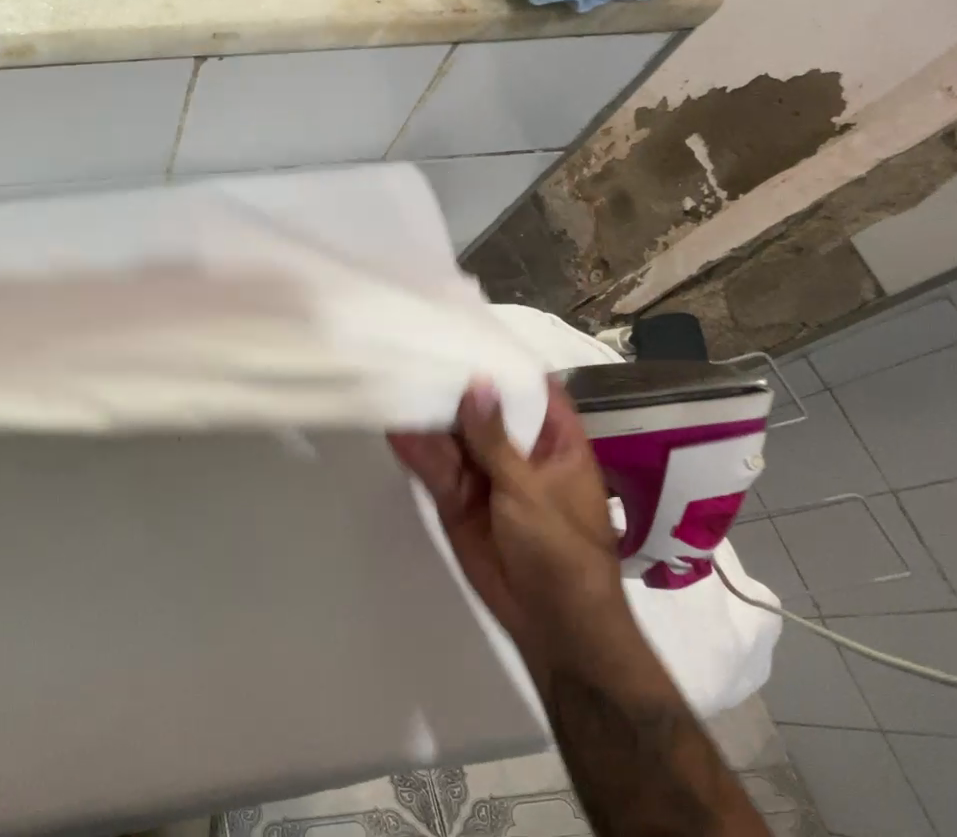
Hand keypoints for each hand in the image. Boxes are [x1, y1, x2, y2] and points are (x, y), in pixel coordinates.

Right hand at [389, 379, 630, 672]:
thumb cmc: (562, 552)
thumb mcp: (530, 490)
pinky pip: (434, 469)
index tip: (467, 335)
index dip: (503, 366)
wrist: (550, 620)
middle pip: (482, 412)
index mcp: (555, 445)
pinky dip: (415, 451)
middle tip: (414, 354)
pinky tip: (394, 428)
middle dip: (453, 389)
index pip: (532, 393)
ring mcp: (485, 478)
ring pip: (452, 439)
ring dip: (428, 419)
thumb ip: (495, 439)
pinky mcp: (457, 500)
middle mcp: (517, 455)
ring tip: (395, 386)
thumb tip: (476, 384)